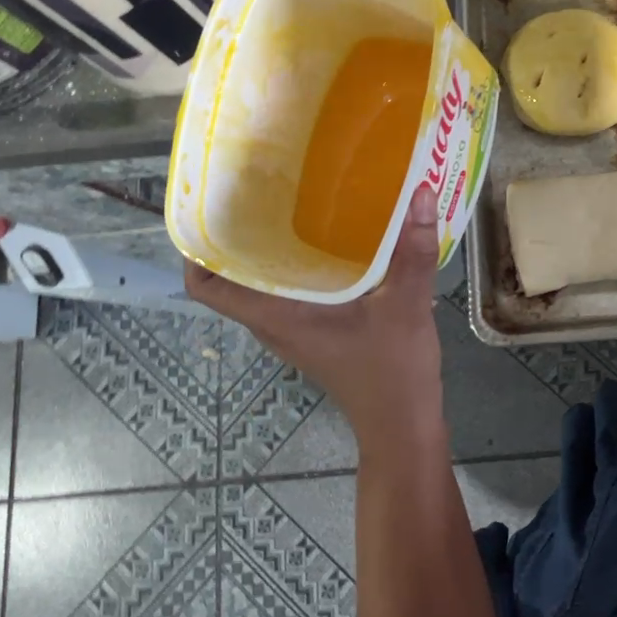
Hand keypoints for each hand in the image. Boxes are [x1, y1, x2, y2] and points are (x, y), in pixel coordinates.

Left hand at [185, 185, 444, 452]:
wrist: (403, 425)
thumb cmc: (393, 370)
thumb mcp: (406, 306)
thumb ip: (413, 251)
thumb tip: (420, 192)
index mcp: (278, 316)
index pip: (206, 288)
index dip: (197, 249)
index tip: (213, 208)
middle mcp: (275, 324)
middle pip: (233, 279)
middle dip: (239, 236)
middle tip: (260, 190)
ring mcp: (295, 332)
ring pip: (264, 286)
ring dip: (271, 251)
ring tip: (295, 208)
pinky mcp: (315, 335)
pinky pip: (291, 294)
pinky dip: (300, 268)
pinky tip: (334, 244)